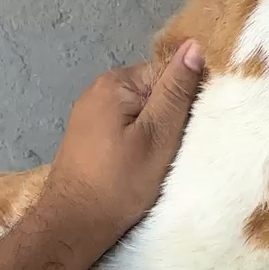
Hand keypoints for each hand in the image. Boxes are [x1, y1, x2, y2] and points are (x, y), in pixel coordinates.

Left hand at [38, 38, 206, 241]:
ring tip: (154, 163)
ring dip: (151, 134)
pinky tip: (135, 166)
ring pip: (137, 114)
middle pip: (151, 93)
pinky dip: (134, 144)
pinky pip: (122, 130)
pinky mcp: (86, 138)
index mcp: (116, 83)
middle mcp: (98, 90)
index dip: (183, 103)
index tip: (185, 135)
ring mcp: (88, 114)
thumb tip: (194, 46)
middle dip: (166, 119)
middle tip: (171, 153)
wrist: (74, 224)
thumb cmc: (120, 184)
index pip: (166, 75)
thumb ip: (176, 92)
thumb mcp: (157, 137)